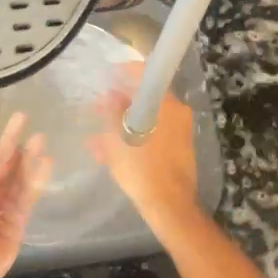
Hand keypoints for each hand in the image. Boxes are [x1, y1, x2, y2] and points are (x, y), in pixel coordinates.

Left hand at [0, 111, 49, 277]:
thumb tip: (6, 155)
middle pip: (3, 162)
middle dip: (12, 141)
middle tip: (25, 117)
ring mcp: (4, 206)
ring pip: (19, 176)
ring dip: (29, 157)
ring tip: (41, 137)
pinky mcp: (19, 220)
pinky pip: (30, 196)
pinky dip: (38, 180)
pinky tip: (46, 163)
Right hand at [88, 65, 200, 232]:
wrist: (169, 205)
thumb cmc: (142, 168)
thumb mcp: (117, 138)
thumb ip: (112, 112)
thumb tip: (111, 95)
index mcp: (166, 104)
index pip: (147, 74)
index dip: (126, 71)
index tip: (109, 75)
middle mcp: (177, 112)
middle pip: (145, 98)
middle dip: (119, 104)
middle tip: (97, 110)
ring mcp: (180, 131)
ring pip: (146, 119)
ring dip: (122, 125)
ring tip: (97, 139)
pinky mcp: (178, 148)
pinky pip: (153, 135)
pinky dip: (134, 138)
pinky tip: (111, 153)